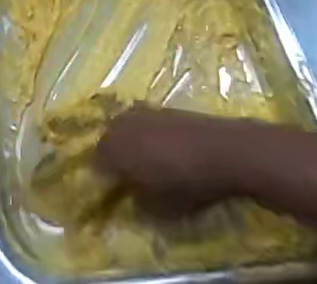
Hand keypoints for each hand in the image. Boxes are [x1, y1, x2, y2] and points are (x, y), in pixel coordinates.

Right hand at [94, 106, 269, 216]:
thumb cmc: (185, 183)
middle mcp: (117, 125)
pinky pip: (145, 124)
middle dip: (115, 158)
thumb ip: (138, 202)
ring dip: (132, 144)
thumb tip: (131, 196)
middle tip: (130, 177)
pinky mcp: (159, 107)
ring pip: (126, 130)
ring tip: (149, 163)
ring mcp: (138, 112)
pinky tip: (166, 150)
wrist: (221, 150)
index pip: (96, 165)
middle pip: (108, 142)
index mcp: (111, 150)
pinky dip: (150, 136)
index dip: (104, 180)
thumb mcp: (159, 209)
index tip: (116, 193)